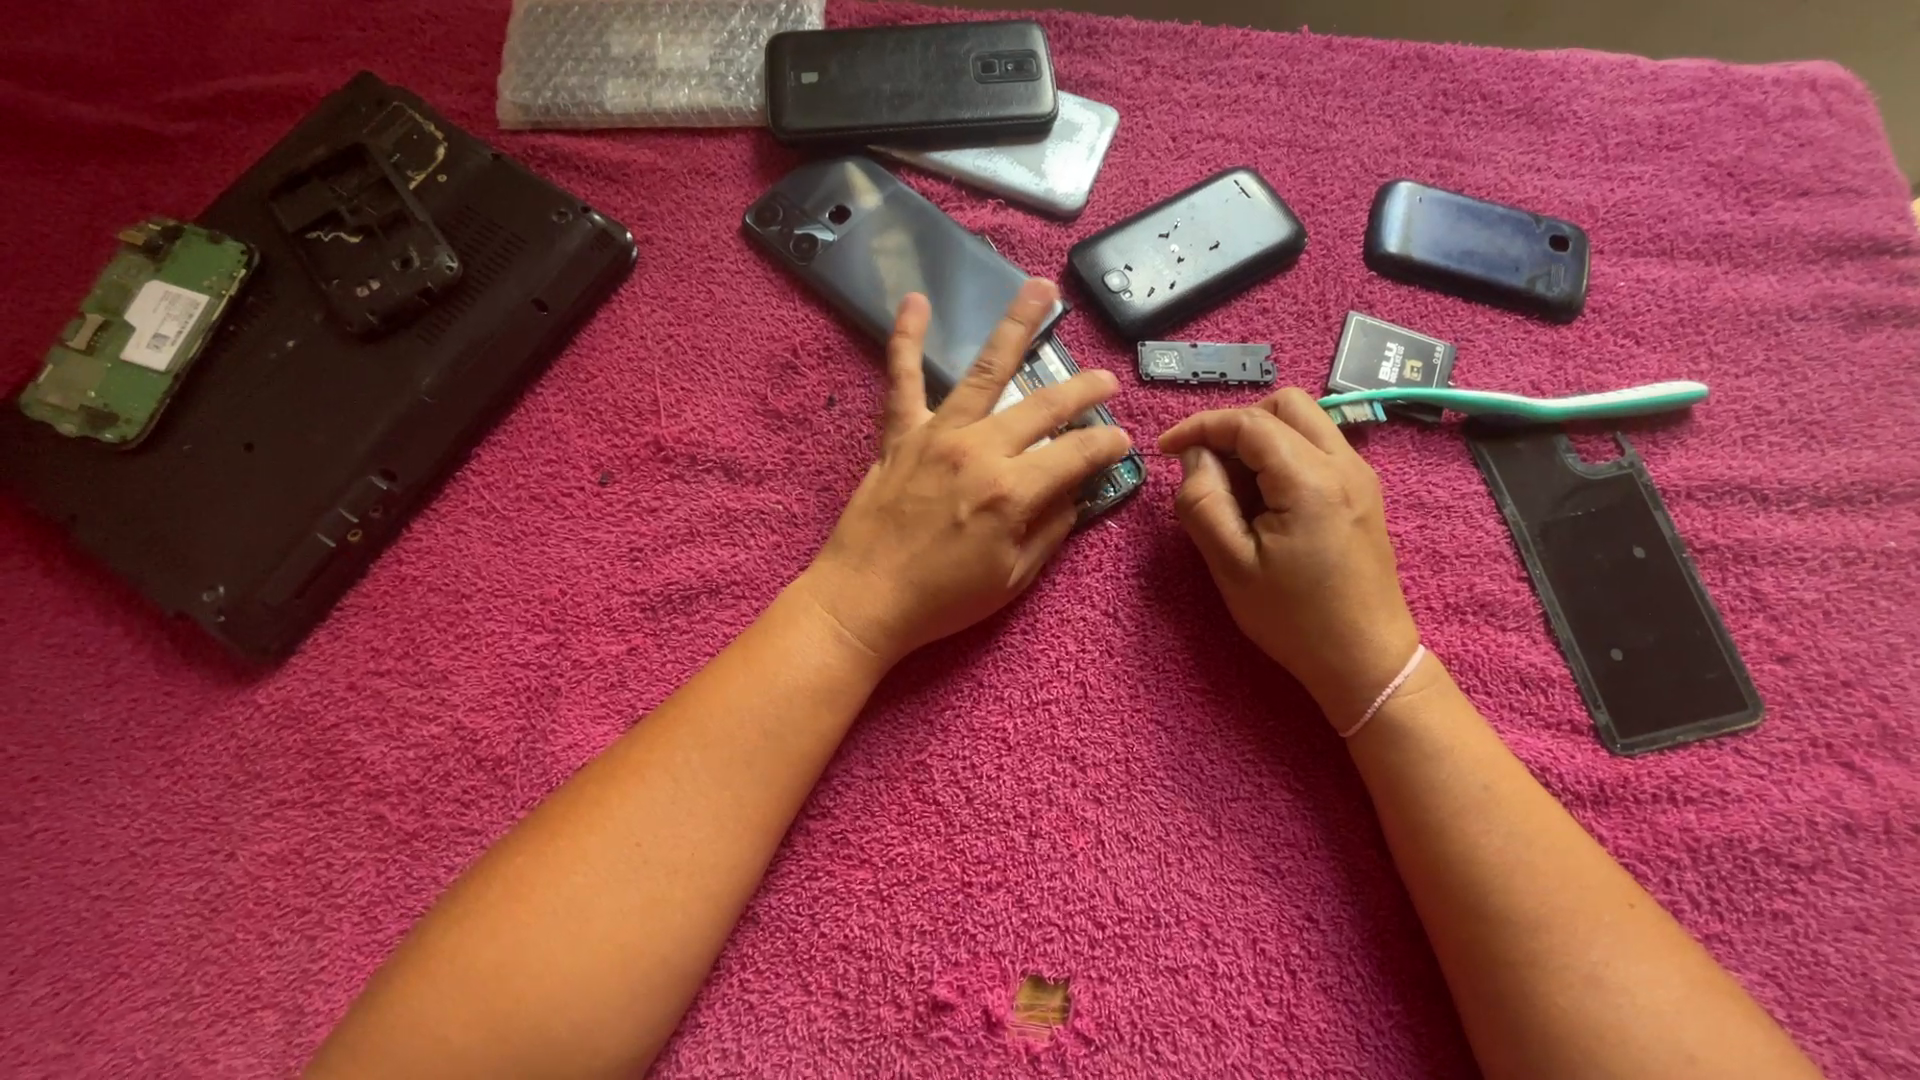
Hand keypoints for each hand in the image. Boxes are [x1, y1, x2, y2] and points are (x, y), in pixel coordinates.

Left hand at [795, 279, 1131, 665]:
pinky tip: (915, 301)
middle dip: (1083, 389)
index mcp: (1013, 491)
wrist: (865, 599)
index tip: (1122, 441)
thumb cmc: (943, 598)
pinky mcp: (900, 434)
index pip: (1078, 455)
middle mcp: (979, 451)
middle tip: (1106, 378)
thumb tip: (1075, 492)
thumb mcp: (1013, 577)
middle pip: (1043, 406)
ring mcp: (937, 435)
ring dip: (1016, 326)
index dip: (1107, 446)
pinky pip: (903, 379)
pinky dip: (906, 340)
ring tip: (1041, 288)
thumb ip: (1050, 529)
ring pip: (984, 370)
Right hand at [1158, 389, 1420, 727]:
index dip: (1200, 426)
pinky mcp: (1362, 493)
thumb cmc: (1293, 619)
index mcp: (1310, 480)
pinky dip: (1282, 455)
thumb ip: (1203, 502)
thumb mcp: (1231, 565)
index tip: (1165, 450)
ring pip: (1305, 422)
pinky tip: (1263, 500)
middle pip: (1285, 405)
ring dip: (1260, 438)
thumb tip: (1193, 457)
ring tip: (1232, 487)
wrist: (1364, 659)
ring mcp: (1360, 476)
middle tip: (1206, 466)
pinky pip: (1317, 448)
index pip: (1249, 422)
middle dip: (1236, 424)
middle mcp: (1344, 464)